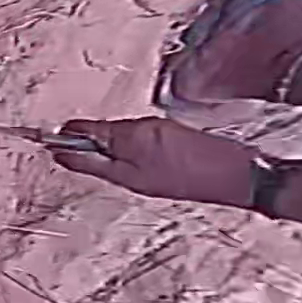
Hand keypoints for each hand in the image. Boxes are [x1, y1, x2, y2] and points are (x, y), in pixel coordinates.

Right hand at [48, 117, 255, 207]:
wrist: (243, 177)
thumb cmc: (183, 180)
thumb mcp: (126, 178)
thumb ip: (87, 163)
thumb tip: (57, 153)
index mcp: (122, 132)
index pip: (76, 127)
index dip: (63, 138)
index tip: (59, 150)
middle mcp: (139, 122)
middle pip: (99, 130)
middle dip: (95, 147)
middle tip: (106, 168)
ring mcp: (160, 124)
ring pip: (122, 134)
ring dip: (119, 149)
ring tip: (136, 170)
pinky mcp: (176, 129)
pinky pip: (143, 135)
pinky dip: (139, 148)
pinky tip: (155, 166)